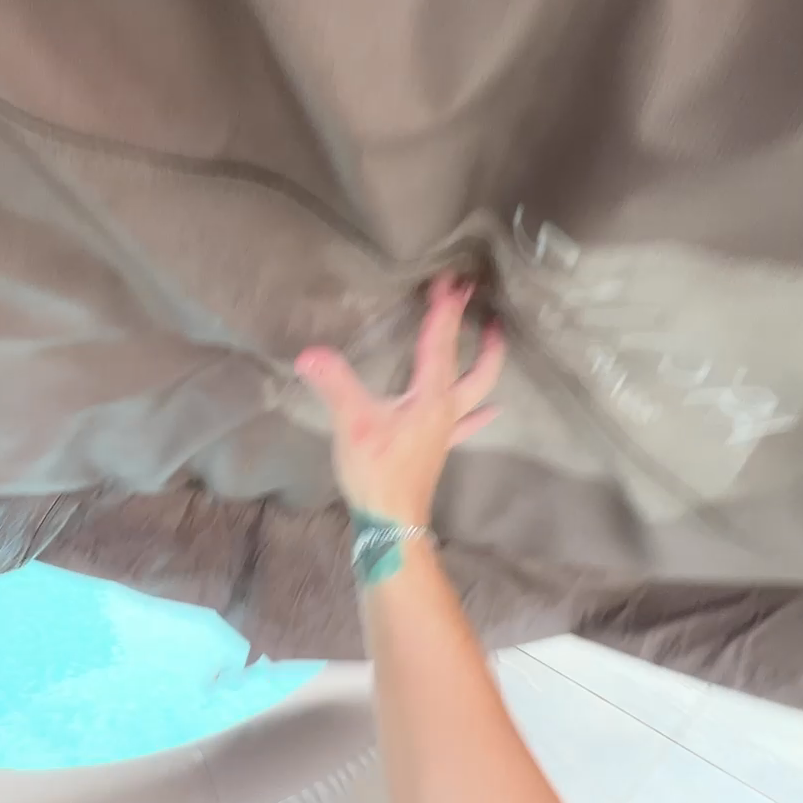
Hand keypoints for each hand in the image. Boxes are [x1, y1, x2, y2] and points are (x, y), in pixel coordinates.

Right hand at [296, 273, 505, 527]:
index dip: (445, 310)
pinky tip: (493, 410)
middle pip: (476, 366)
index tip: (450, 279)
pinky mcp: (438, 447)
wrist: (392, 523)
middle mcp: (446, 408)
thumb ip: (334, 385)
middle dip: (479, 333)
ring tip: (494, 337)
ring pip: (477, 390)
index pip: (440, 344)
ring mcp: (446, 430)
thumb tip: (308, 353)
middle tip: (478, 302)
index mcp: (430, 396)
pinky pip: (467, 424)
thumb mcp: (352, 424)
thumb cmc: (376, 471)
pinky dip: (480, 412)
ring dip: (486, 362)